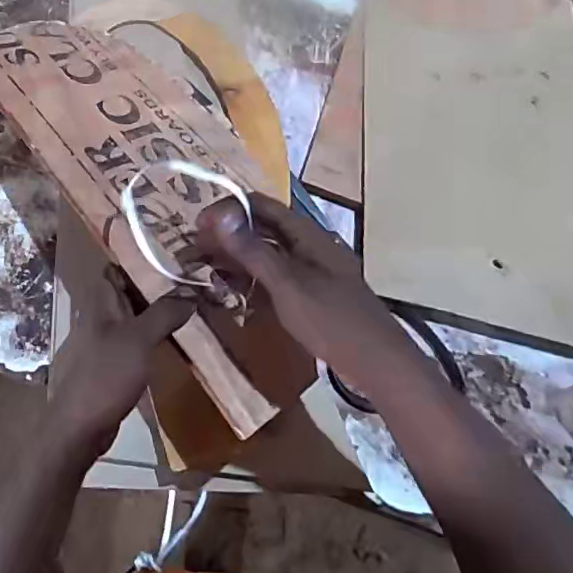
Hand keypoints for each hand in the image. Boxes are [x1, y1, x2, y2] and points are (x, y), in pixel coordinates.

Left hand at [44, 268, 194, 456]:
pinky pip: (133, 340)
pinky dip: (151, 336)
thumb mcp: (139, 339)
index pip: (115, 268)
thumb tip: (190, 293)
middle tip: (189, 279)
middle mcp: (98, 317)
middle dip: (154, 285)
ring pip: (131, 317)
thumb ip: (163, 313)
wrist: (81, 425)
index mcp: (99, 303)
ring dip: (155, 312)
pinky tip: (173, 339)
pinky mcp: (110, 364)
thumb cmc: (106, 374)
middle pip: (126, 292)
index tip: (169, 252)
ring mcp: (102, 341)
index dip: (138, 258)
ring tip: (189, 305)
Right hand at [195, 193, 413, 398]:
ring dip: (233, 259)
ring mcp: (308, 273)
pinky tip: (227, 290)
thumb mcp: (287, 285)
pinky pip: (271, 279)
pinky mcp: (307, 296)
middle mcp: (307, 248)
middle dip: (226, 235)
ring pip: (264, 256)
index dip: (229, 209)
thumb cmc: (333, 321)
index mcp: (307, 236)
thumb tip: (219, 215)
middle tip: (192, 249)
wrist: (379, 366)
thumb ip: (253, 251)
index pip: (261, 206)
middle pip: (261, 230)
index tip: (198, 224)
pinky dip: (248, 280)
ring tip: (202, 267)